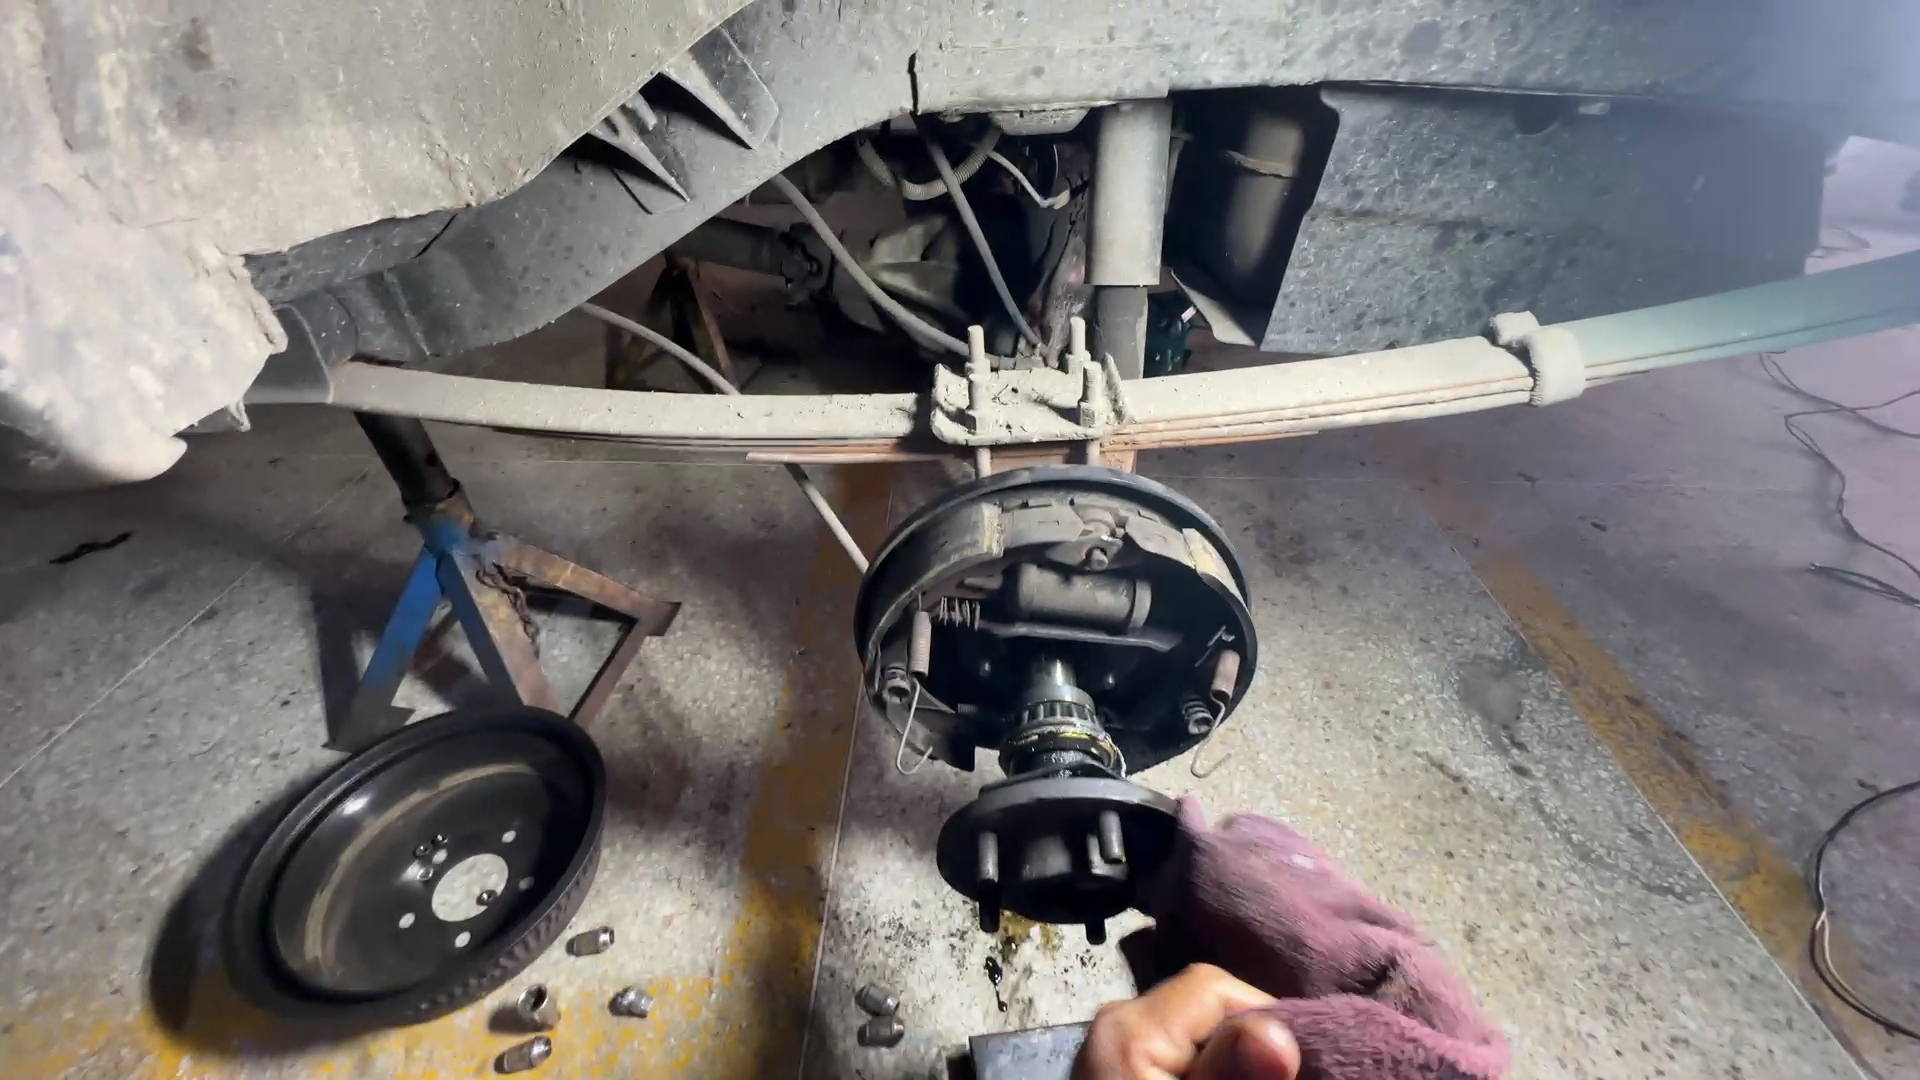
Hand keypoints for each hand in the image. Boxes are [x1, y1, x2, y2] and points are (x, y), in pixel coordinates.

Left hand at [1073, 963, 1300, 1079]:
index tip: (1307, 1061)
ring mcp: (1112, 1045)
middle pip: (1201, 1001)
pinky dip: (1204, 1060)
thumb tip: (1279, 1029)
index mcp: (1129, 1024)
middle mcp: (1116, 1018)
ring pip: (1190, 1026)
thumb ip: (1230, 1075)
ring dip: (1230, 1051)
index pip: (1211, 984)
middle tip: (1293, 1069)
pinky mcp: (1116, 1069)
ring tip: (1268, 1071)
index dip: (1266, 1016)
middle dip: (1250, 1034)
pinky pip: (1172, 1047)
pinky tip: (1230, 1075)